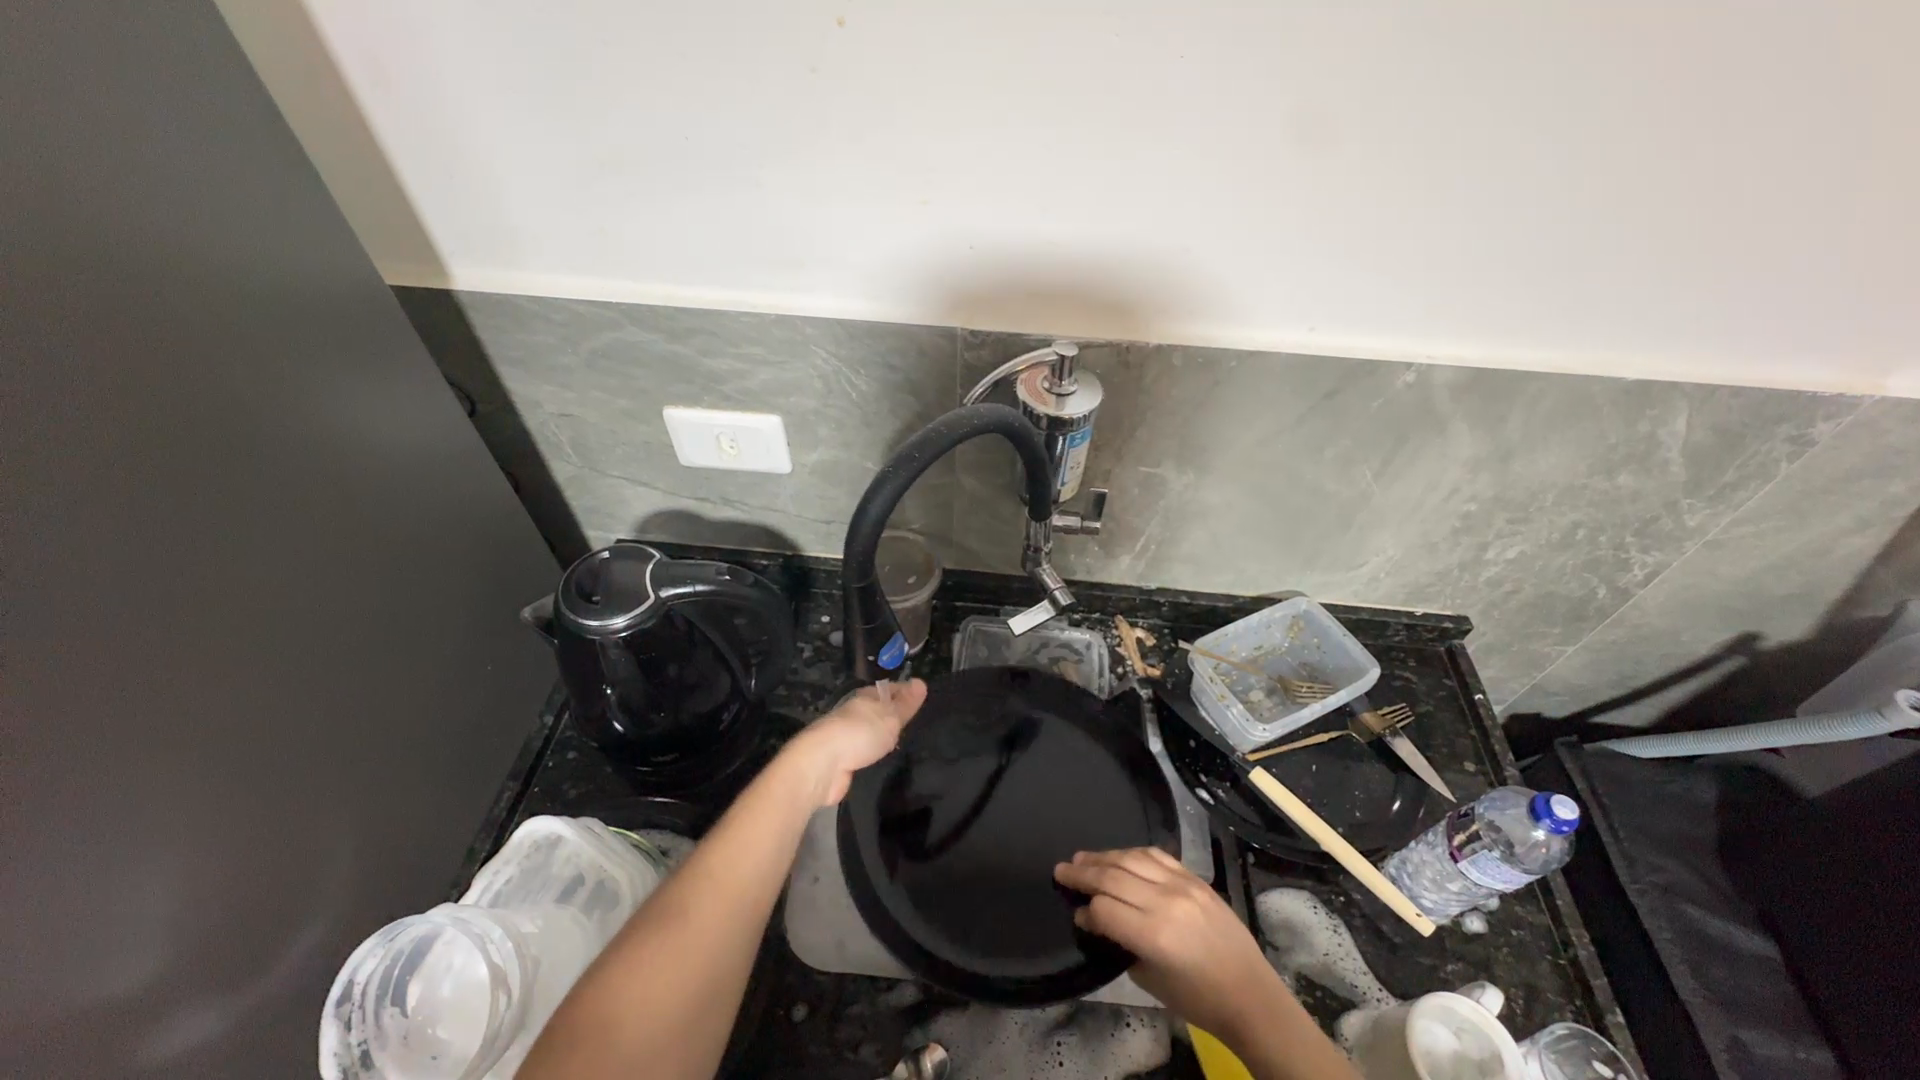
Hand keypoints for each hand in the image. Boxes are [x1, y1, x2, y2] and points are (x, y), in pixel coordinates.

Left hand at [782, 679, 926, 806]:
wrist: (822, 764)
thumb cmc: (860, 734)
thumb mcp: (890, 716)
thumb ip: (905, 704)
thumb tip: (920, 682)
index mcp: (866, 697)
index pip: (889, 689)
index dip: (905, 692)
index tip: (923, 698)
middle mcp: (855, 713)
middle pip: (879, 710)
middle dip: (895, 715)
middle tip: (918, 722)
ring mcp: (847, 737)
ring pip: (871, 732)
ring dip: (884, 736)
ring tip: (906, 742)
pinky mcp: (843, 759)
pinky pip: (864, 751)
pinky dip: (874, 753)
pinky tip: (884, 759)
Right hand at [1055, 847, 1290, 1041]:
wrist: (1249, 993)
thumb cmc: (1197, 999)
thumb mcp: (1149, 979)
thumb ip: (1120, 943)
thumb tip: (1095, 918)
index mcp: (1153, 934)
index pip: (1103, 908)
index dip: (1085, 912)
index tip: (1077, 916)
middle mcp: (1166, 902)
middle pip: (1112, 876)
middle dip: (1082, 873)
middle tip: (1060, 870)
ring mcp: (1183, 886)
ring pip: (1132, 859)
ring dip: (1103, 857)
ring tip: (1082, 858)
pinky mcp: (1196, 879)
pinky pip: (1158, 856)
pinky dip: (1133, 853)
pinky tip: (1119, 856)